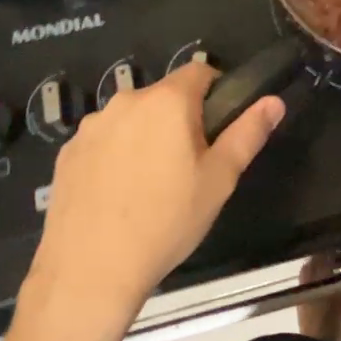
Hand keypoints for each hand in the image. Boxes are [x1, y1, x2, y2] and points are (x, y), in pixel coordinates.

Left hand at [24, 63, 285, 325]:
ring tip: (152, 184)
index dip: (217, 91)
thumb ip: (248, 133)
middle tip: (190, 166)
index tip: (220, 128)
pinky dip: (115, 156)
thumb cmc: (167, 221)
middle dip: (180, 119)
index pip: (200, 71)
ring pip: (132, 119)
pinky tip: (119, 194)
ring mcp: (91, 127)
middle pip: (164, 96)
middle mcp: (126, 102)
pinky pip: (103, 141)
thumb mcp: (220, 179)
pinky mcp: (67, 153)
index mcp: (168, 101)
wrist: (90, 269)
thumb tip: (274, 101)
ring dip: (146, 136)